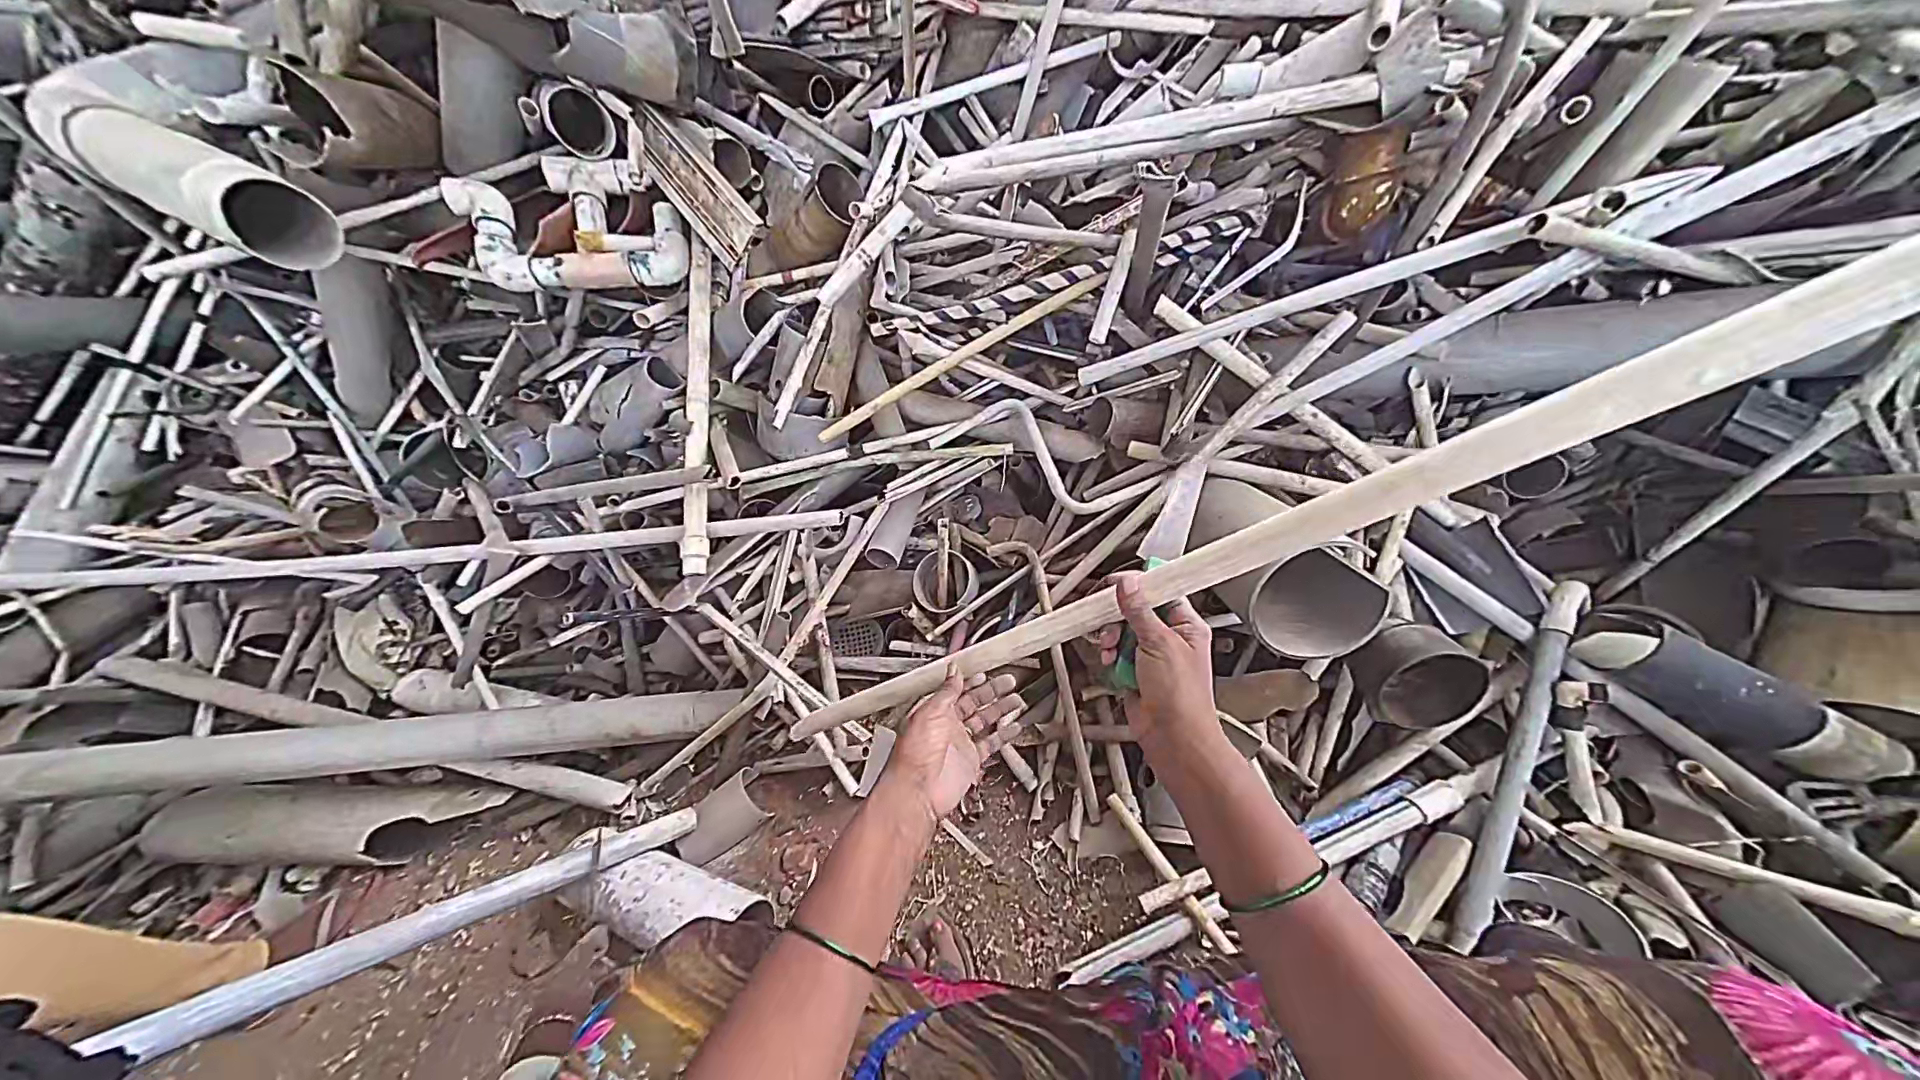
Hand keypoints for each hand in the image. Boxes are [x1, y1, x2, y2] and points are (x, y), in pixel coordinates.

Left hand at [874, 663, 1023, 824]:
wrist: (918, 790)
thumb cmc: (915, 754)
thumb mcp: (930, 712)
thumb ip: (946, 691)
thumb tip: (953, 671)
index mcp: (934, 711)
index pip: (956, 690)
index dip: (972, 682)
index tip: (986, 674)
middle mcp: (947, 725)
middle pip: (974, 704)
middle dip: (991, 692)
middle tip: (1008, 683)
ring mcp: (959, 743)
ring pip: (985, 722)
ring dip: (1000, 710)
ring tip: (1015, 701)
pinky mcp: (970, 760)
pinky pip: (990, 744)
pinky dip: (1003, 735)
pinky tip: (1013, 726)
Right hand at [1103, 572, 1215, 743]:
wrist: (1173, 739)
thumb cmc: (1184, 699)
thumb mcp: (1160, 644)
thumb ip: (1140, 611)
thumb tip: (1128, 584)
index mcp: (1186, 626)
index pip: (1161, 592)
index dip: (1138, 585)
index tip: (1117, 583)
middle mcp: (1169, 638)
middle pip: (1135, 611)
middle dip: (1118, 616)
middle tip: (1108, 619)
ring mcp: (1150, 655)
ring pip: (1121, 631)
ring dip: (1111, 638)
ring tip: (1112, 648)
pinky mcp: (1134, 671)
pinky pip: (1115, 652)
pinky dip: (1110, 656)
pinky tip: (1112, 662)